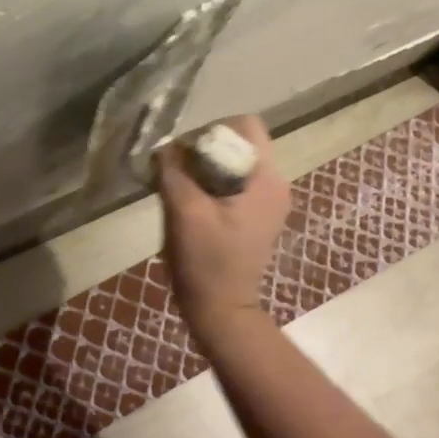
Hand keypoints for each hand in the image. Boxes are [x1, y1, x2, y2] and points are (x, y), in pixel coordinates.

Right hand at [156, 114, 291, 346]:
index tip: (187, 154)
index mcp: (266, 179)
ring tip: (180, 187)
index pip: (245, 125)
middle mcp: (274, 184)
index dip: (212, 130)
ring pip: (232, 160)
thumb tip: (164, 146)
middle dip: (204, 149)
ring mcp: (267, 200)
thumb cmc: (206, 262)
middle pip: (238, 141)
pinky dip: (209, 182)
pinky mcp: (255, 213)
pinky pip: (231, 179)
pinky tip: (190, 202)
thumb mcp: (184, 211)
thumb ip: (173, 170)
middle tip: (178, 170)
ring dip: (204, 166)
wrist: (222, 311)